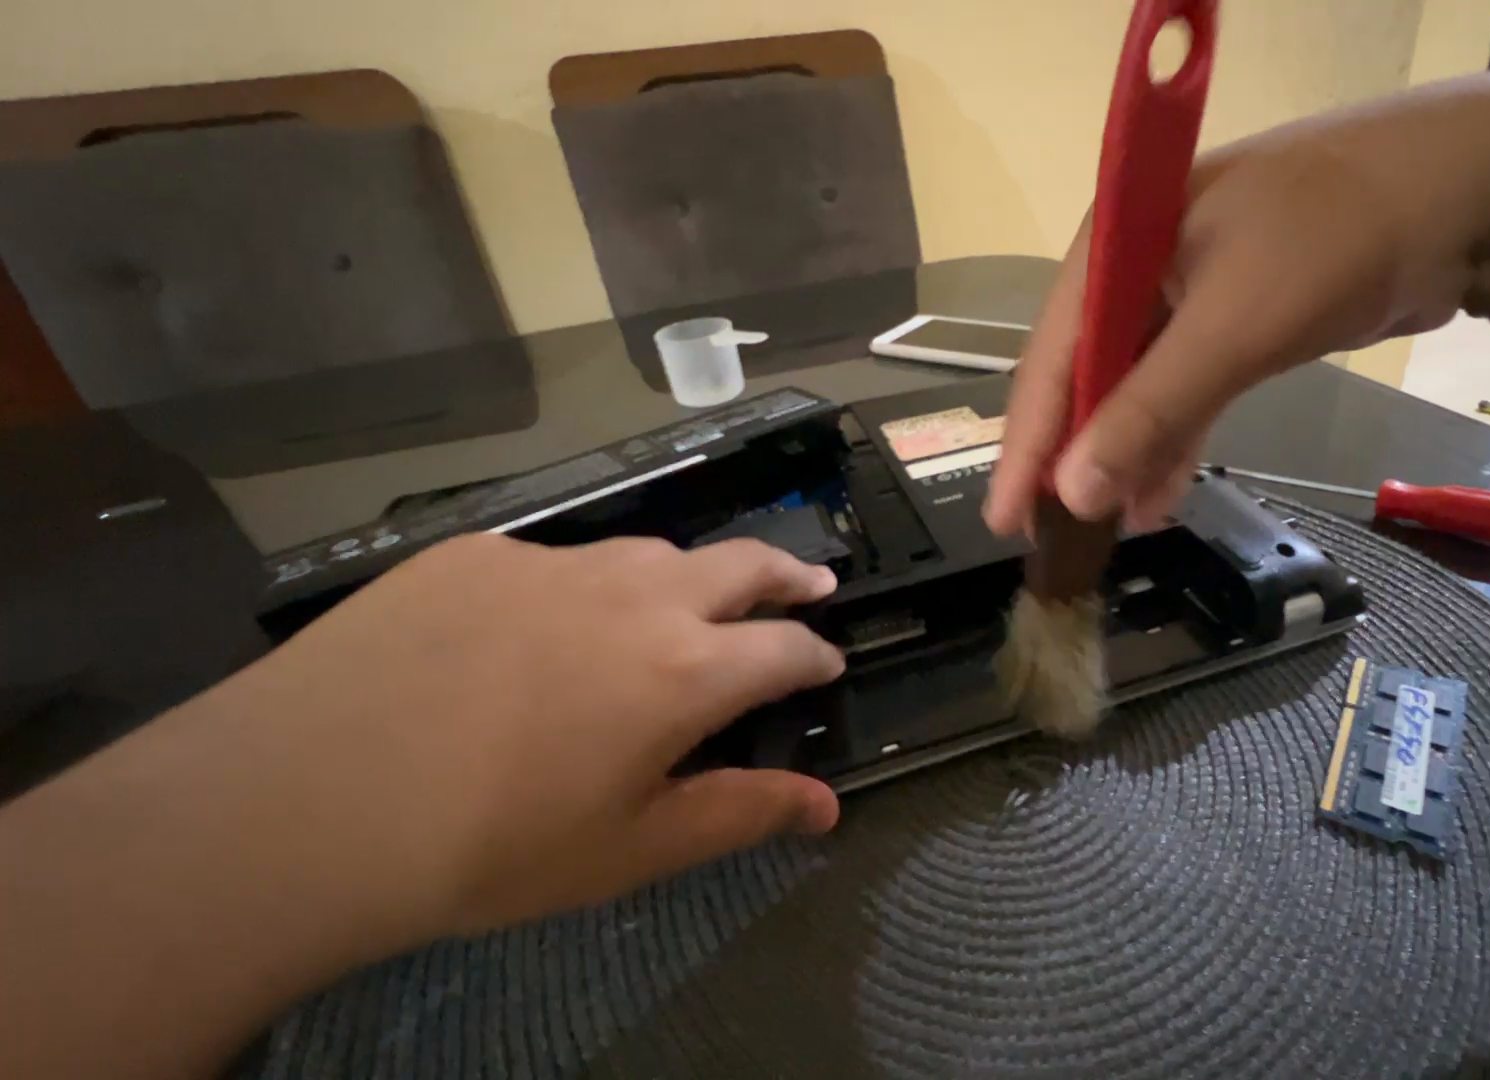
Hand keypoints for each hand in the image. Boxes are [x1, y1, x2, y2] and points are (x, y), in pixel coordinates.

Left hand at [176, 532, 845, 940]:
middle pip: (744, 562)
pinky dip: (583, 590)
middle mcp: (638, 595)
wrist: (290, 807)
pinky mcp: (478, 555)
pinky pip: (557, 564)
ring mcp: (554, 563)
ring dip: (689, 579)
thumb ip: (742, 815)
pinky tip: (543, 631)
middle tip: (810, 584)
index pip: (786, 647)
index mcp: (686, 669)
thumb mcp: (630, 850)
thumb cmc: (487, 848)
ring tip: (683, 609)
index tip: (828, 663)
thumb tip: (827, 806)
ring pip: (653, 554)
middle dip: (789, 574)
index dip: (817, 656)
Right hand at [985, 78, 1489, 534]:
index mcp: (1114, 246)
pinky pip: (1180, 396)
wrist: (1472, 195)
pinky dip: (1171, 445)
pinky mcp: (1225, 327)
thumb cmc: (1337, 238)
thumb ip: (1150, 411)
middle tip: (1049, 533)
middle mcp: (1133, 271)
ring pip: (1131, 395)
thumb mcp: (1234, 327)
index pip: (1047, 358)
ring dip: (1122, 461)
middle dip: (1070, 457)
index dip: (1025, 443)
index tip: (1004, 517)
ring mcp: (1181, 300)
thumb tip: (1073, 493)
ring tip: (1110, 530)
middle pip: (1081, 379)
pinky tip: (1159, 498)